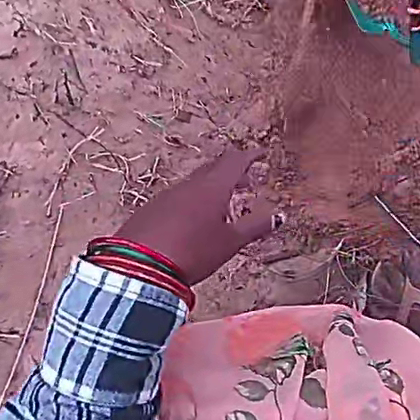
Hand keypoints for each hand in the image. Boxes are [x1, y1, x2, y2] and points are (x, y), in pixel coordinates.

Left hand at [113, 148, 281, 284]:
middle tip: (247, 180)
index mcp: (213, 188)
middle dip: (233, 171)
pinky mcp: (151, 209)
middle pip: (214, 169)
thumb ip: (254, 227)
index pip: (235, 162)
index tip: (261, 153)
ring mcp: (167, 195)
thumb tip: (279, 216)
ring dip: (213, 186)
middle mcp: (189, 185)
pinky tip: (195, 217)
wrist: (140, 265)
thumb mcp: (230, 242)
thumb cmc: (194, 251)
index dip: (250, 156)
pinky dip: (194, 199)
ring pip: (195, 183)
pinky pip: (179, 196)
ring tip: (225, 201)